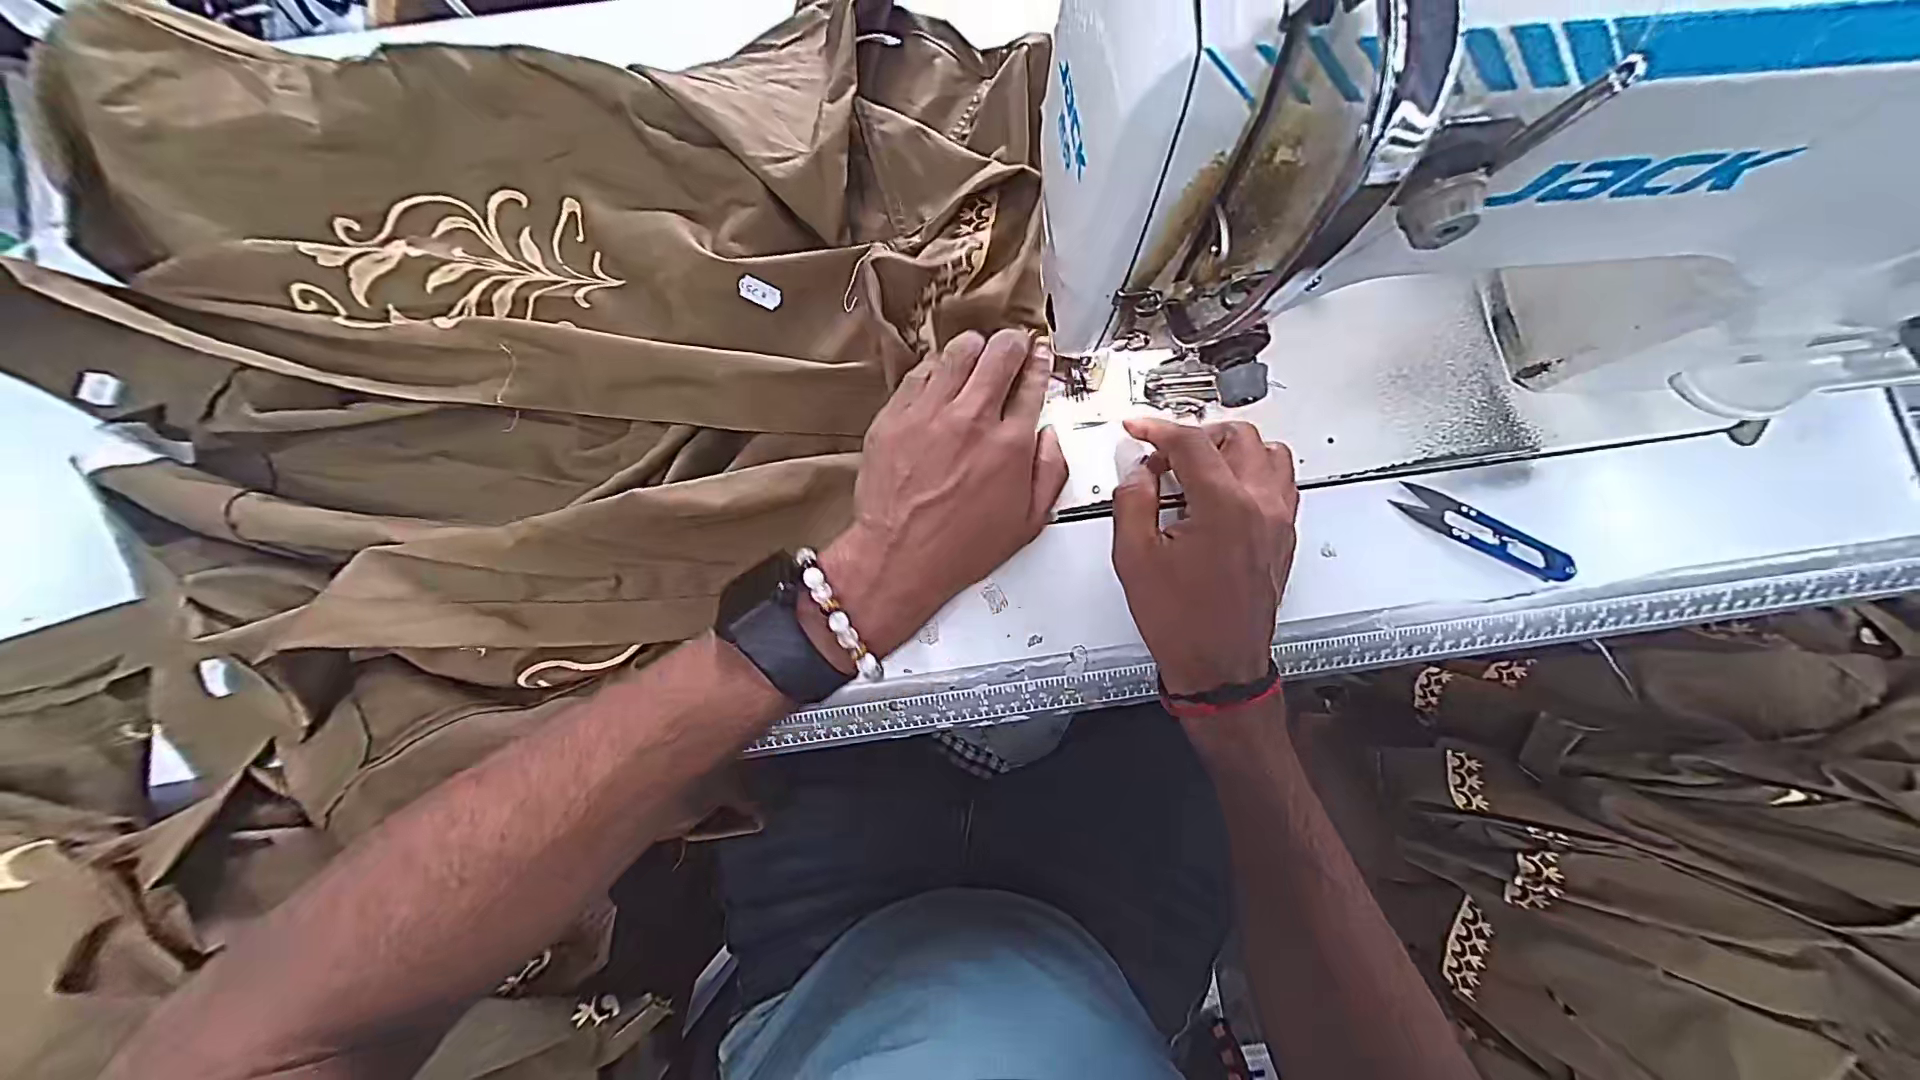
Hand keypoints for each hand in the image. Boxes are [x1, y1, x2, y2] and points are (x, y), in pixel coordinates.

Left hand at [809, 328, 1067, 662]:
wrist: (899, 558)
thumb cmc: (959, 547)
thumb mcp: (1027, 522)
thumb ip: (1050, 473)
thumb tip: (1051, 439)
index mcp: (1010, 444)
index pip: (1033, 382)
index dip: (1039, 362)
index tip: (1039, 357)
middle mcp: (972, 421)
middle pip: (1000, 353)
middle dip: (1012, 343)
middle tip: (1013, 345)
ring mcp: (930, 415)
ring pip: (958, 353)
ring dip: (974, 347)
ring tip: (977, 353)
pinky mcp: (895, 418)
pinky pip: (918, 373)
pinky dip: (935, 368)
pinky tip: (940, 377)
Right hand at [1111, 418, 1297, 695]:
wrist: (1218, 664)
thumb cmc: (1183, 623)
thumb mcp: (1134, 557)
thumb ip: (1132, 500)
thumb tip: (1138, 472)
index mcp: (1223, 507)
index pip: (1191, 443)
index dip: (1157, 428)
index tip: (1139, 429)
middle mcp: (1260, 507)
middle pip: (1236, 436)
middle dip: (1194, 436)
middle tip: (1164, 456)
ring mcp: (1278, 521)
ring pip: (1268, 452)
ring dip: (1230, 449)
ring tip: (1197, 467)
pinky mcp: (1283, 536)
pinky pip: (1280, 482)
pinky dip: (1253, 472)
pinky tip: (1224, 489)